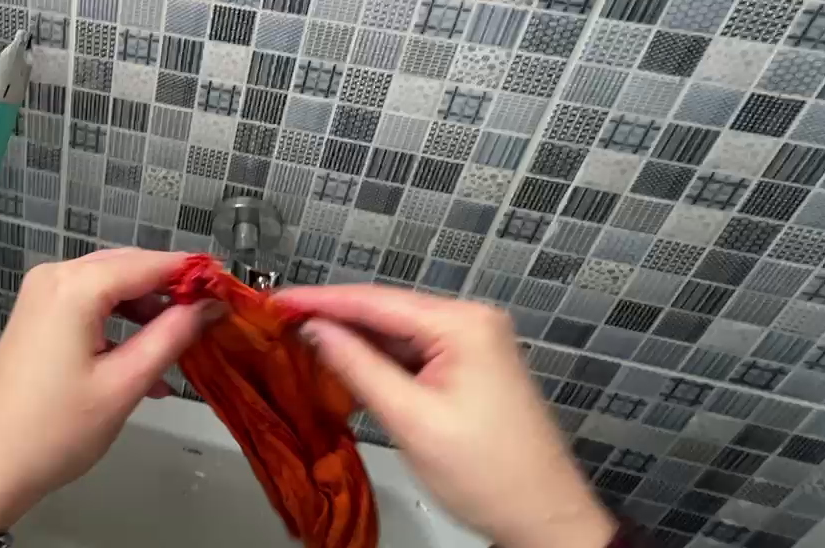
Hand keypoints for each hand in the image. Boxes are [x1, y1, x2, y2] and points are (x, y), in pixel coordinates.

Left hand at [0, 248, 221, 530]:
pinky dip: (118, 321)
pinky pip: (88, 301)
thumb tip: (209, 306)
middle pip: (126, 267)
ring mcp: (41, 292)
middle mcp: (55, 275)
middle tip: (209, 311)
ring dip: (144, 308)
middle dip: (168, 288)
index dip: (189, 270)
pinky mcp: (37, 312)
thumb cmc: (56, 429)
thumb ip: (170, 338)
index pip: (146, 264)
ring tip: (181, 342)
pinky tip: (144, 356)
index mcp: (75, 286)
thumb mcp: (123, 384)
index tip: (226, 281)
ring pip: (108, 284)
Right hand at [275, 285, 615, 547]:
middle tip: (280, 316)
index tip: (275, 300)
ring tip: (300, 332)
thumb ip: (358, 366)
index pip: (374, 302)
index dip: (319, 300)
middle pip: (384, 309)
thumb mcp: (412, 420)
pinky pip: (410, 346)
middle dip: (332, 315)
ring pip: (394, 327)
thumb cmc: (488, 476)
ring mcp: (472, 339)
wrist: (549, 525)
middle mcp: (469, 319)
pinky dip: (376, 353)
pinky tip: (343, 355)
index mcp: (462, 324)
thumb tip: (312, 328)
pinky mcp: (468, 360)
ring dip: (351, 334)